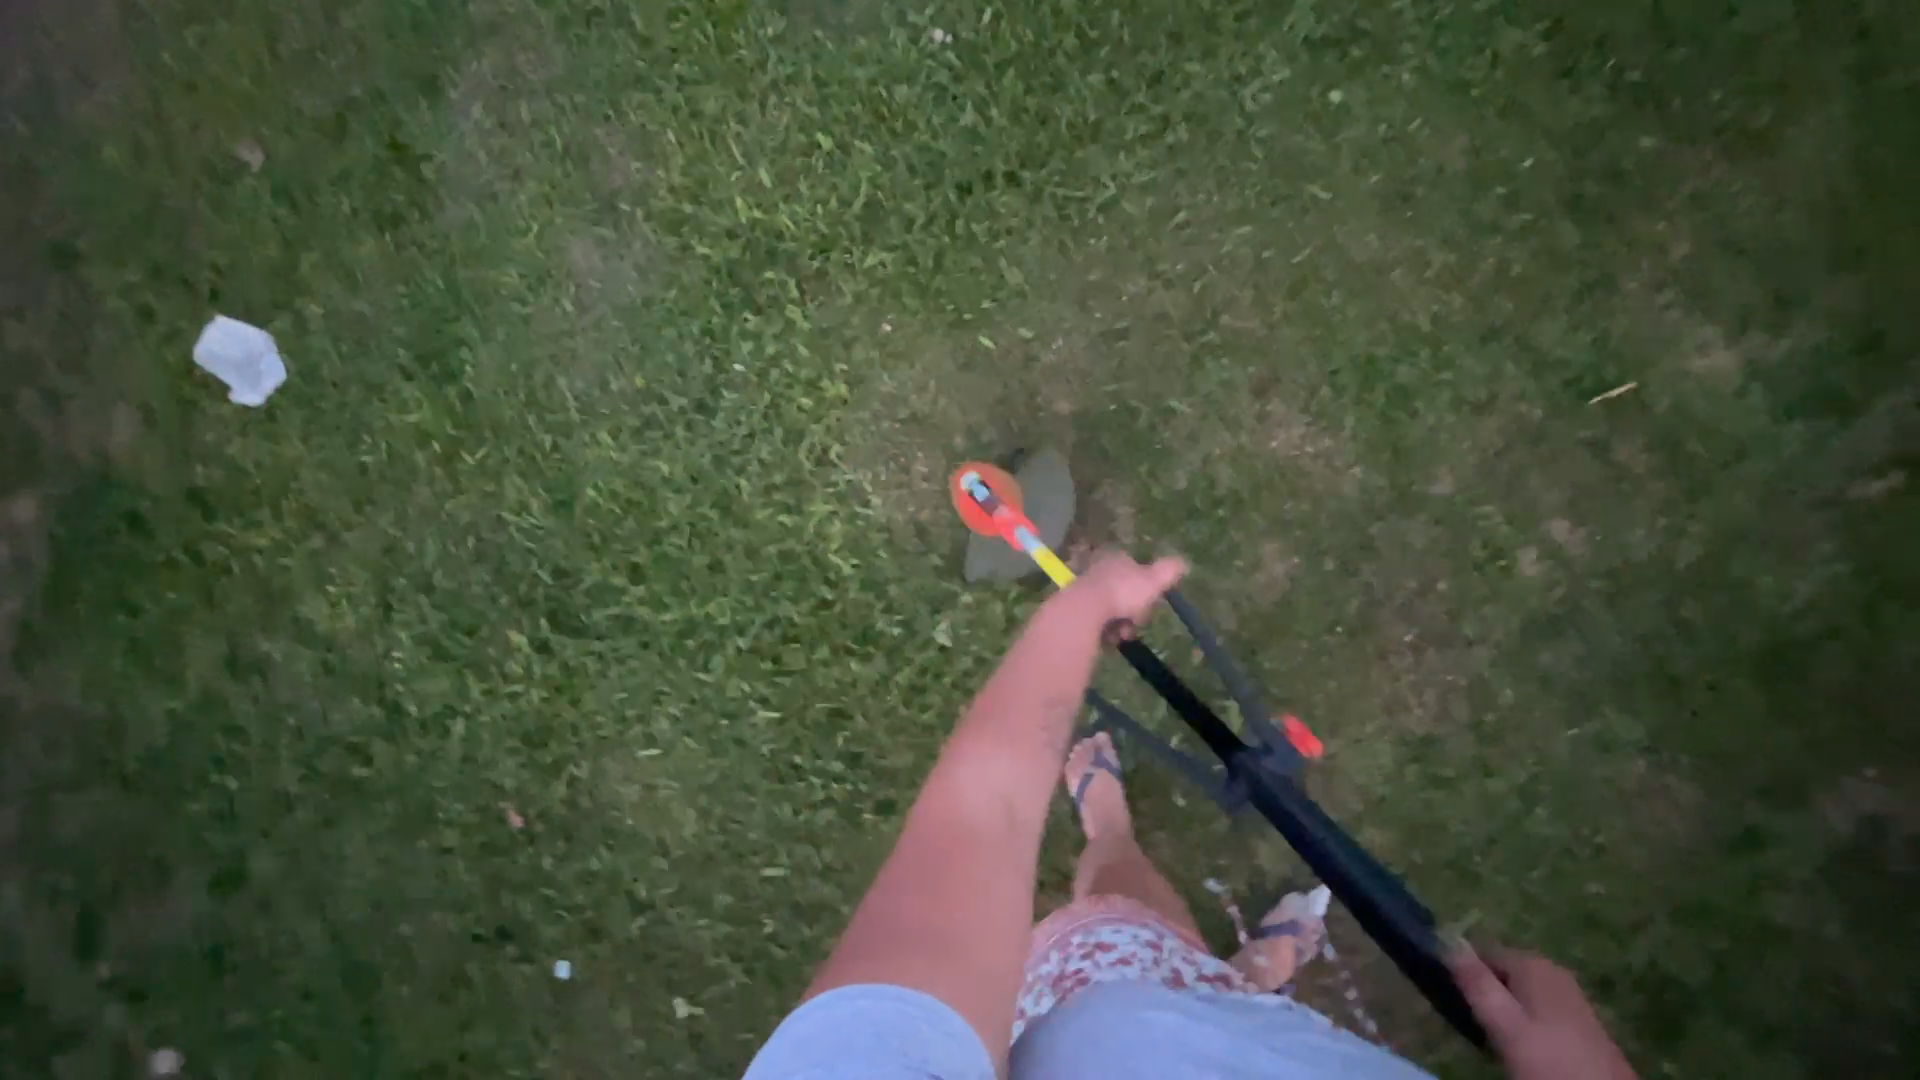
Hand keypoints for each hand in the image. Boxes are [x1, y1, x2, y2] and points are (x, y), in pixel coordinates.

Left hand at [1064, 551, 1187, 626]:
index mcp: (1116, 558)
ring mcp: (1084, 589)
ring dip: (1120, 625)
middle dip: (1133, 613)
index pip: (1137, 572)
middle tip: (1135, 623)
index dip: (1147, 590)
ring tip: (1120, 634)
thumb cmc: (1122, 592)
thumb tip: (1184, 563)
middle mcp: (1098, 570)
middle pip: (1125, 594)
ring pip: (1112, 611)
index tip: (1151, 605)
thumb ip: (1169, 571)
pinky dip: (1104, 632)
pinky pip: (1096, 622)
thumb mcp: (1153, 580)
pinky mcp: (1074, 610)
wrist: (1083, 611)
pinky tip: (1107, 638)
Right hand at [1451, 945, 1637, 1079]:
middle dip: (1486, 993)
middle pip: (1500, 971)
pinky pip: (1537, 1007)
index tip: (1458, 1004)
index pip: (1478, 951)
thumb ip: (1475, 981)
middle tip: (1480, 1026)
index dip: (1463, 975)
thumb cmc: (1549, 1062)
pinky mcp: (1581, 1019)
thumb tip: (1446, 936)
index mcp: (1531, 963)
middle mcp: (1552, 969)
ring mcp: (1570, 994)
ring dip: (1505, 1010)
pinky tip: (1527, 1047)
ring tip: (1501, 1040)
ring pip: (1518, 991)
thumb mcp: (1504, 1024)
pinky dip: (1526, 1022)